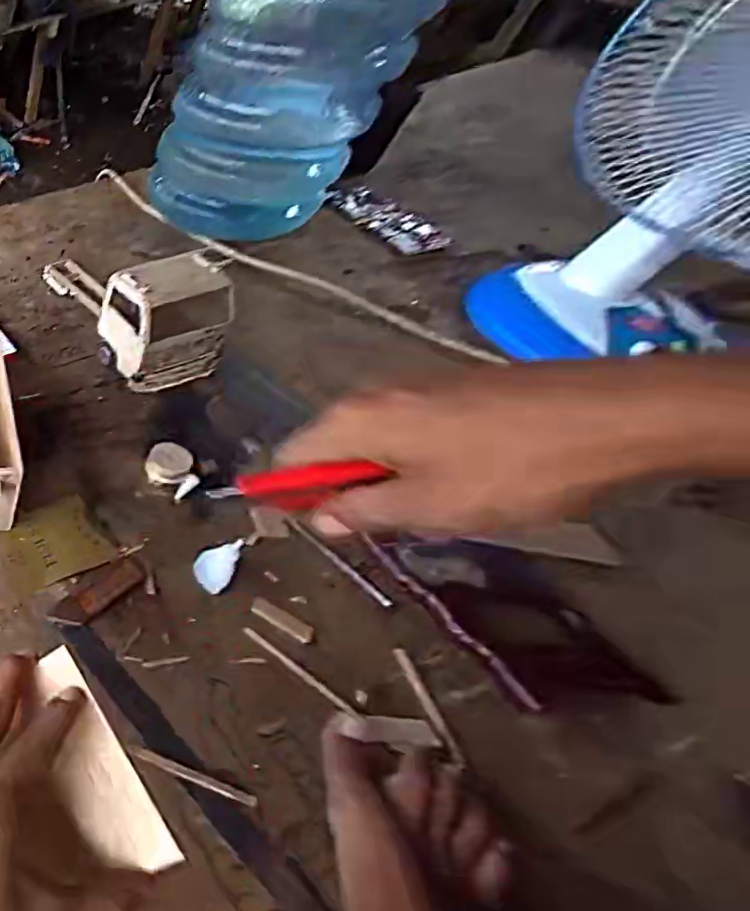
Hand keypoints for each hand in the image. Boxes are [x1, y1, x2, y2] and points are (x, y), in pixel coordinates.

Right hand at [276, 359, 749, 534]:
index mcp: (349, 422)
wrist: (624, 412)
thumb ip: (362, 513)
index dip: (289, 494)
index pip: (287, 459)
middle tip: (391, 521)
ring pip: (369, 440)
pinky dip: (415, 456)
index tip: (312, 522)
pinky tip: (467, 475)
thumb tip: (318, 518)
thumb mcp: (431, 506)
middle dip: (346, 486)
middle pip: (326, 448)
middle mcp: (365, 398)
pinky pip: (405, 428)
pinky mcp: (447, 387)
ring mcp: (408, 388)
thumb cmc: (513, 467)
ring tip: (439, 503)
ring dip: (384, 474)